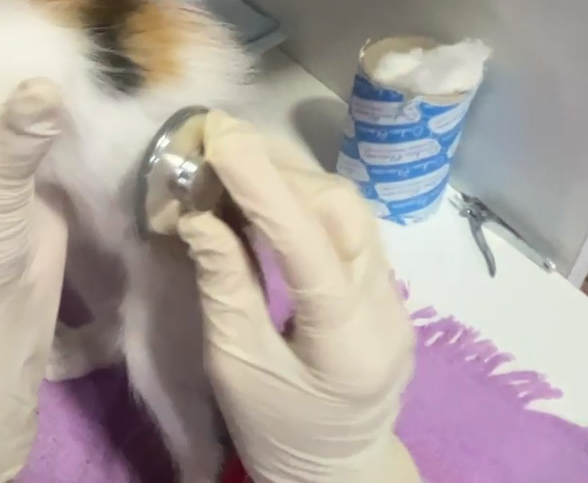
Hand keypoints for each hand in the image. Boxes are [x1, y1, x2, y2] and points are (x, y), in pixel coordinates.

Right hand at [180, 115, 418, 482]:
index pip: (309, 246)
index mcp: (348, 343)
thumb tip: (197, 214)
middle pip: (340, 211)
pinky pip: (343, 221)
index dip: (263, 186)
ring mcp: (390, 295)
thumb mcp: (235, 364)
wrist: (338, 473)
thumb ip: (223, 285)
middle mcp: (384, 309)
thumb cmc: (276, 428)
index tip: (218, 137)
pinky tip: (260, 185)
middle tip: (215, 139)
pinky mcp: (378, 285)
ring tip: (232, 153)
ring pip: (347, 207)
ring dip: (288, 171)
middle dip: (276, 166)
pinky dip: (298, 191)